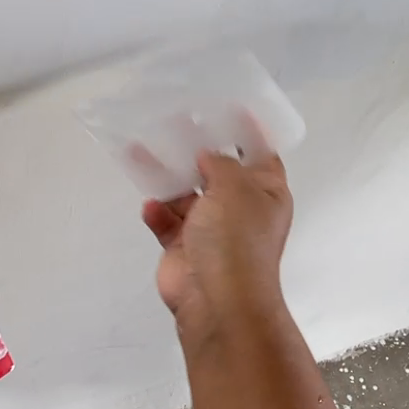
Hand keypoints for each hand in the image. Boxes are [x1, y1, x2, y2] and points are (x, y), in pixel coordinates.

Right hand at [140, 118, 293, 349]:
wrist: (216, 301)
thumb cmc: (236, 240)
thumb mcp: (235, 188)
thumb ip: (219, 162)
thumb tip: (206, 154)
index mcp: (266, 192)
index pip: (259, 153)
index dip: (246, 131)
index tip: (227, 106)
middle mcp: (239, 208)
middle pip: (216, 170)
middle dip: (196, 149)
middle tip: (173, 121)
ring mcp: (209, 229)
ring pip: (184, 193)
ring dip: (167, 177)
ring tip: (143, 150)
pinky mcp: (181, 247)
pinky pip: (166, 221)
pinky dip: (157, 212)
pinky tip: (150, 206)